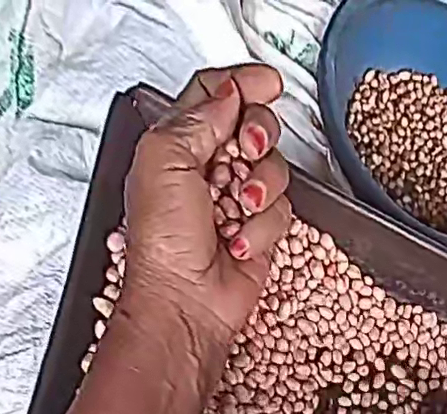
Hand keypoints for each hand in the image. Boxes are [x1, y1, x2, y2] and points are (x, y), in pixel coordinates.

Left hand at [117, 65, 294, 391]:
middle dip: (259, 134)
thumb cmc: (163, 240)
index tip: (268, 81)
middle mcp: (214, 170)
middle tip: (247, 149)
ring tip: (238, 208)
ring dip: (261, 188)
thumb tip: (230, 96)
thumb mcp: (165, 158)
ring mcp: (240, 203)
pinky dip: (262, 228)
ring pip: (275, 171)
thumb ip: (199, 119)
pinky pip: (282, 213)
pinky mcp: (262, 233)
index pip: (216, 98)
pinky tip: (239, 242)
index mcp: (181, 144)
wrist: (185, 299)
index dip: (243, 83)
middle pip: (255, 128)